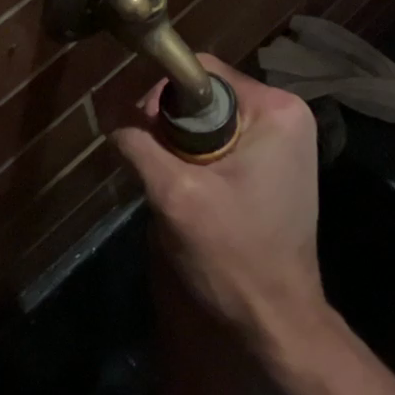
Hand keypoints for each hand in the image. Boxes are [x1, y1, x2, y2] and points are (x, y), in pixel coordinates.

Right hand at [101, 55, 327, 349]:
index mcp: (276, 110)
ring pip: (214, 122)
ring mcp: (288, 142)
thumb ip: (139, 145)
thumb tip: (105, 110)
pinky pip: (228, 143)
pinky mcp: (280, 166)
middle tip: (149, 162)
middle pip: (208, 97)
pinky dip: (203, 160)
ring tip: (168, 181)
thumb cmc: (233, 255)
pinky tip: (192, 191)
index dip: (160, 94)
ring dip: (184, 147)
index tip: (136, 129)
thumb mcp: (175, 195)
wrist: (277, 321)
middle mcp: (288, 115)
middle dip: (172, 126)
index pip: (202, 73)